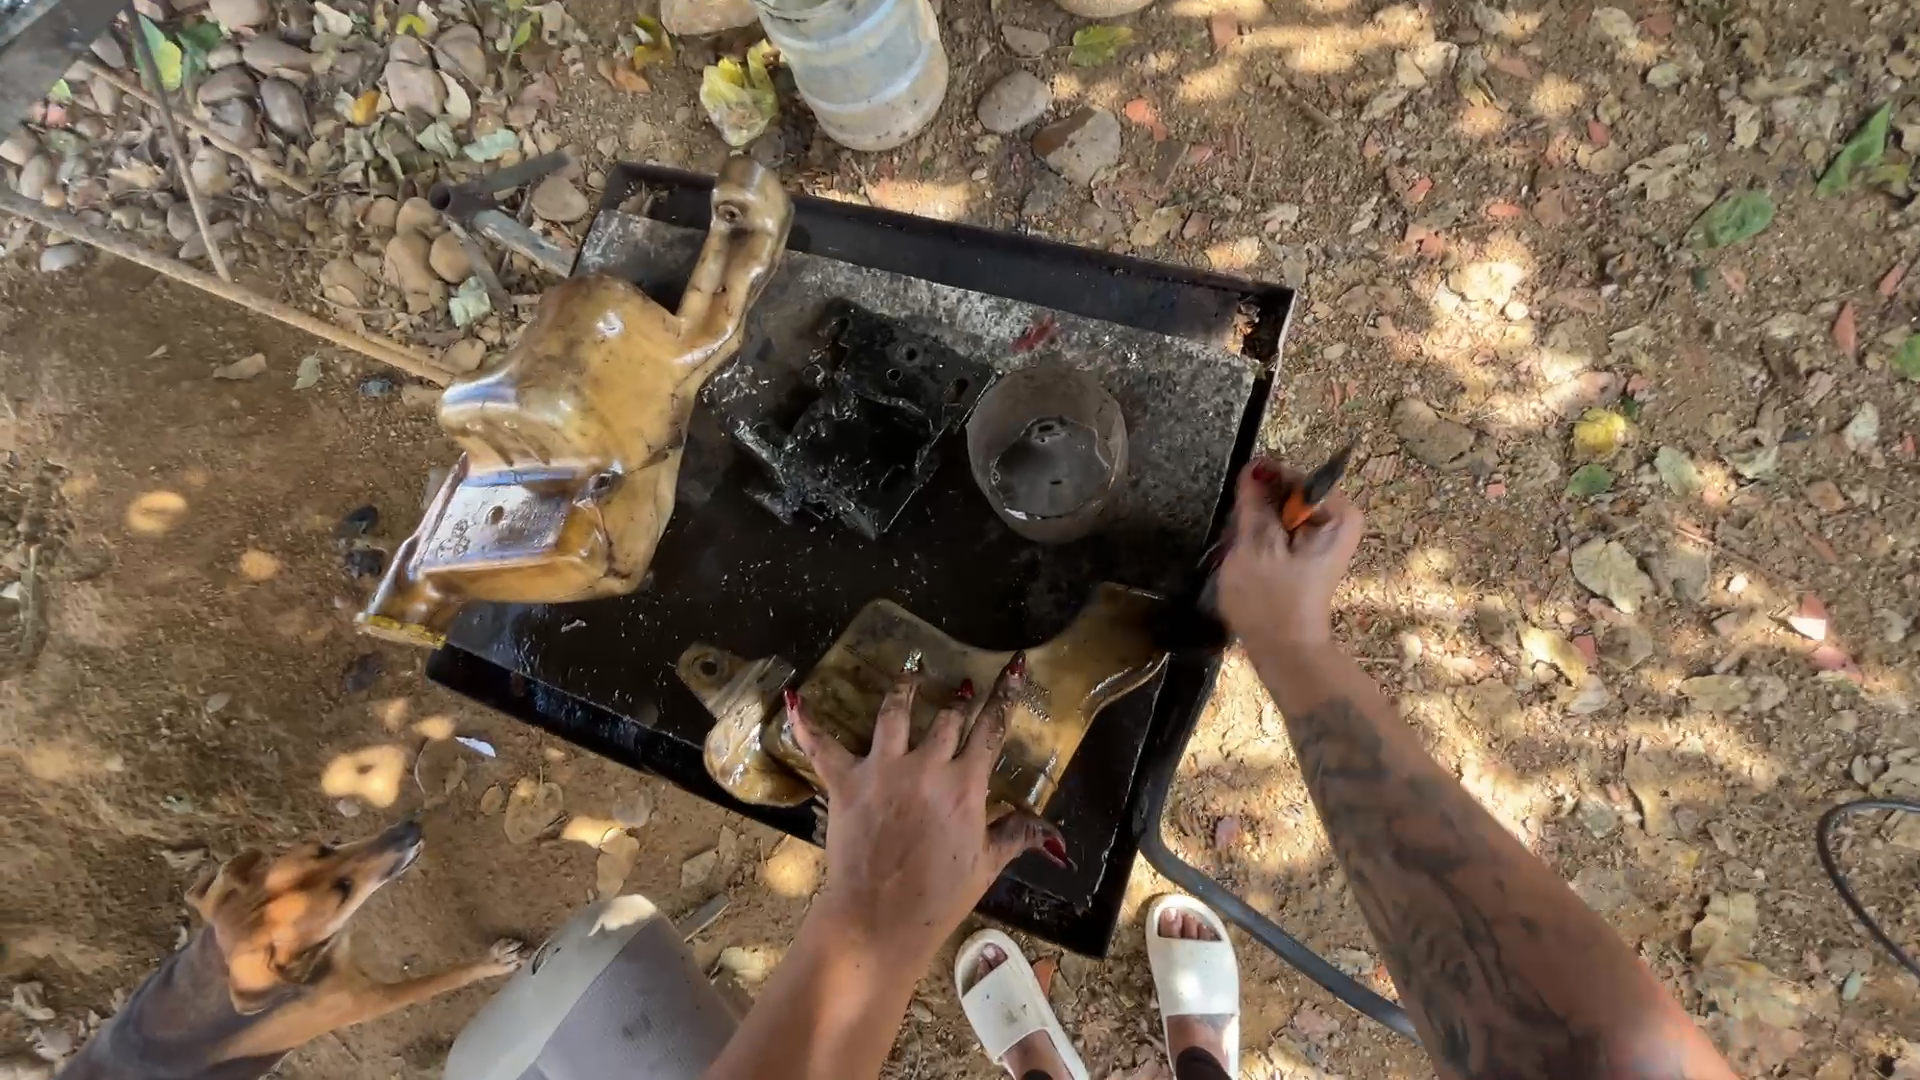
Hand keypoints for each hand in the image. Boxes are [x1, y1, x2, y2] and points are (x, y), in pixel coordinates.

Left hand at [786, 659, 1064, 963]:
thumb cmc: (939, 898)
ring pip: (896, 712)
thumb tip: (1057, 836)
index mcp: (965, 784)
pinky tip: (797, 699)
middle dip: (958, 700)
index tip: (1015, 666)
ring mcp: (884, 769)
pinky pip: (823, 746)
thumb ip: (1017, 836)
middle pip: (948, 716)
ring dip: (905, 688)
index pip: (992, 728)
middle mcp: (928, 765)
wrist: (880, 920)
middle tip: (961, 689)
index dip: (1005, 694)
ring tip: (911, 670)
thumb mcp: (986, 865)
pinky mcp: (847, 781)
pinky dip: (809, 724)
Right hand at [1215, 460, 1363, 647]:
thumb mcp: (1256, 546)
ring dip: (1253, 526)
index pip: (1292, 476)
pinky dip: (1259, 539)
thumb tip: (1254, 466)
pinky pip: (1278, 529)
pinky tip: (1249, 560)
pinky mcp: (1307, 552)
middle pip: (1285, 493)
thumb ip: (1254, 502)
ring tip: (1242, 553)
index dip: (1260, 488)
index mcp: (1337, 513)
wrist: (1283, 649)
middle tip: (1240, 540)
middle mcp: (1337, 519)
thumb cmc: (1269, 600)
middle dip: (1257, 510)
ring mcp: (1323, 536)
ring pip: (1276, 511)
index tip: (1239, 511)